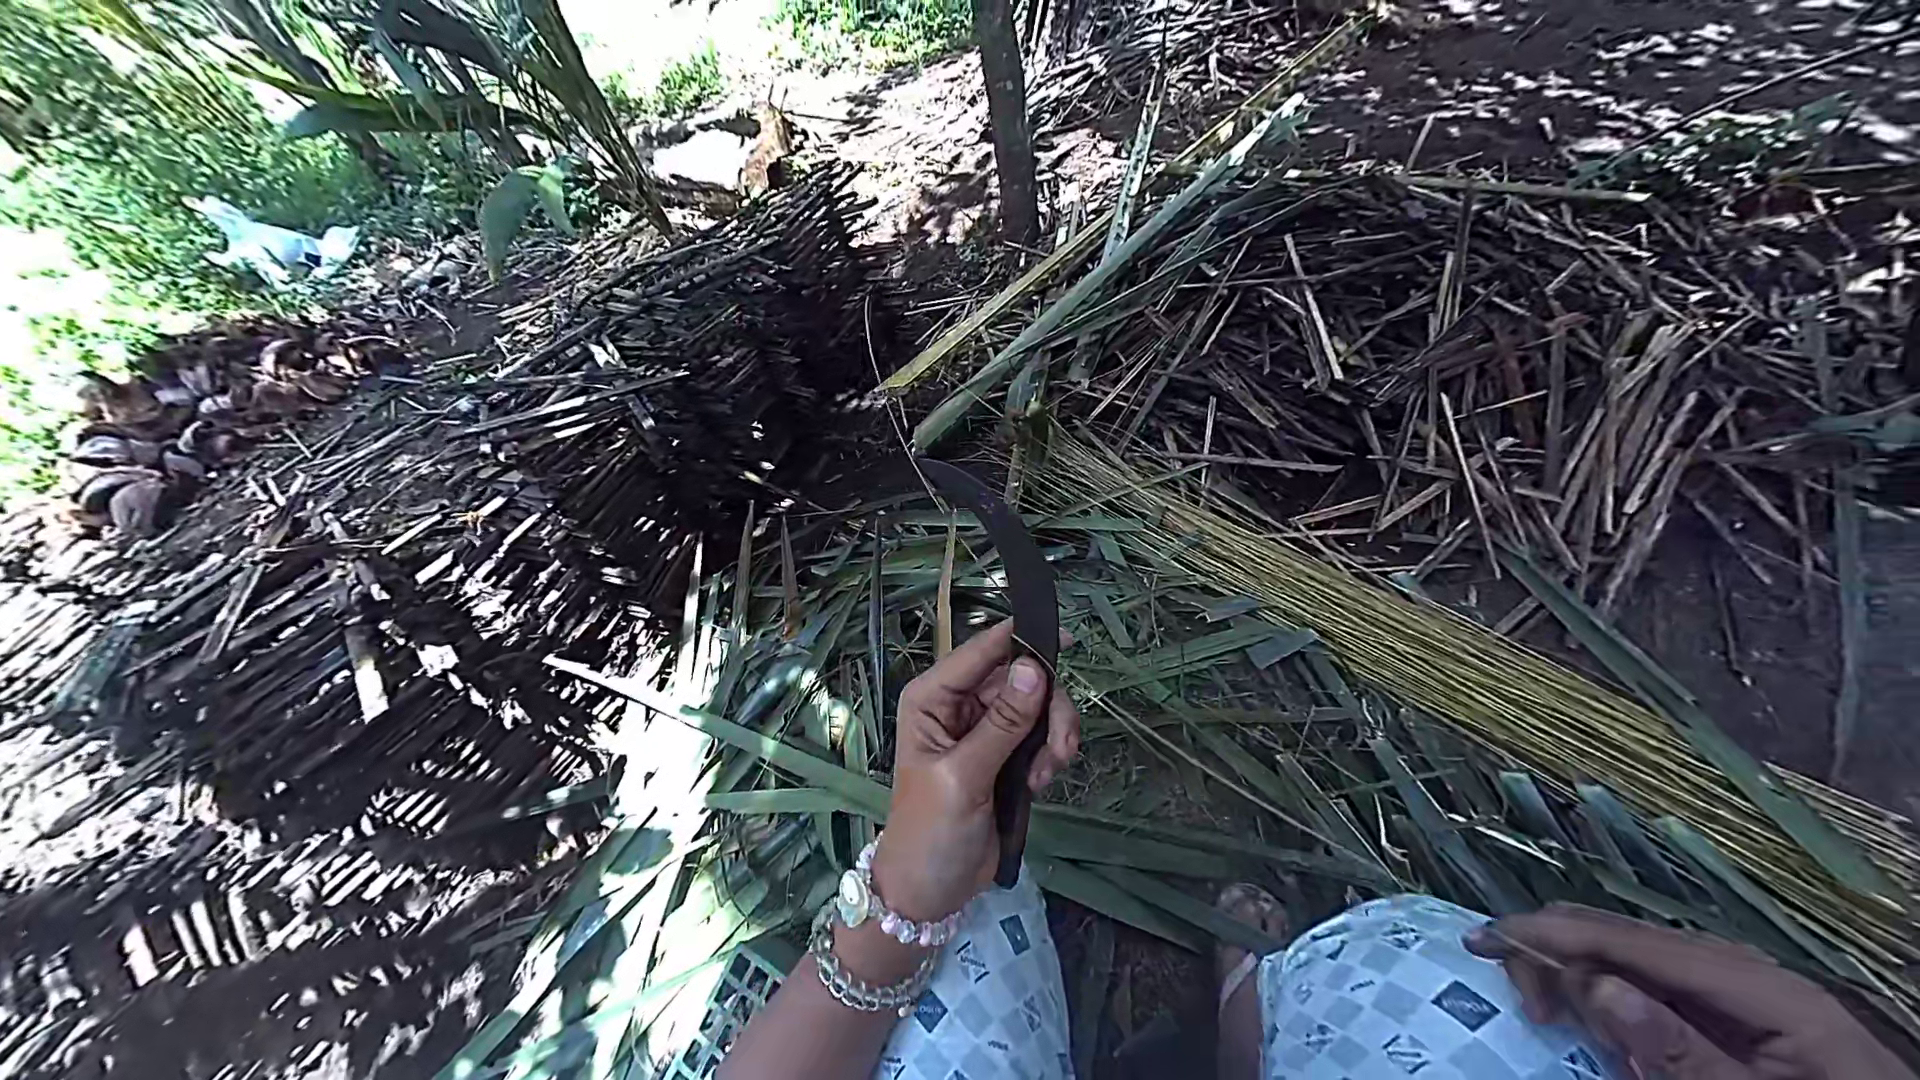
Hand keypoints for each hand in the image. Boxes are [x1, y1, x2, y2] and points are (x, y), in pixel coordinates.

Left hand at [870, 619, 1079, 922]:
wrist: (932, 890)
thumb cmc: (931, 830)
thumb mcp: (964, 776)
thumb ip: (1002, 724)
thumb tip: (1035, 668)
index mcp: (933, 696)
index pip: (980, 652)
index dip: (1020, 640)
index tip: (1063, 638)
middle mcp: (958, 703)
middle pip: (1019, 677)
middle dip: (1046, 708)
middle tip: (1060, 746)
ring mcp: (983, 726)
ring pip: (1036, 704)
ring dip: (1052, 735)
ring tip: (1047, 774)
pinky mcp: (1004, 750)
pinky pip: (1040, 732)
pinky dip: (1049, 753)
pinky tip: (1040, 783)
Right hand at [1467, 904, 1914, 1079]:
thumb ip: (1686, 1054)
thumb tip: (1594, 987)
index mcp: (1756, 984)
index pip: (1620, 936)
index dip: (1544, 933)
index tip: (1482, 941)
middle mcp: (1735, 964)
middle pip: (1609, 930)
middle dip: (1550, 953)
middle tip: (1529, 1005)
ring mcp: (1728, 979)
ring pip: (1615, 947)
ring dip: (1573, 975)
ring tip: (1562, 1021)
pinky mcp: (1721, 999)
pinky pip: (1639, 974)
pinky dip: (1603, 991)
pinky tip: (1602, 1025)